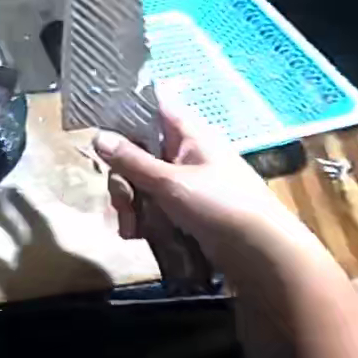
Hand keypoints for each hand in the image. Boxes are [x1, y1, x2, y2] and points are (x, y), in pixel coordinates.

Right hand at [93, 103, 308, 270]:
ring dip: (130, 203)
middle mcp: (185, 153)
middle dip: (123, 177)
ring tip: (132, 227)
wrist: (261, 253)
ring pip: (140, 181)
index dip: (127, 106)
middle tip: (122, 200)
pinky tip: (138, 234)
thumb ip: (132, 161)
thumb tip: (97, 136)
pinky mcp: (184, 208)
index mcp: (189, 135)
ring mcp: (184, 181)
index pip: (154, 104)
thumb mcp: (170, 182)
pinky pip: (151, 204)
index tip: (100, 122)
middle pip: (138, 151)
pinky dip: (141, 218)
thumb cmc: (220, 206)